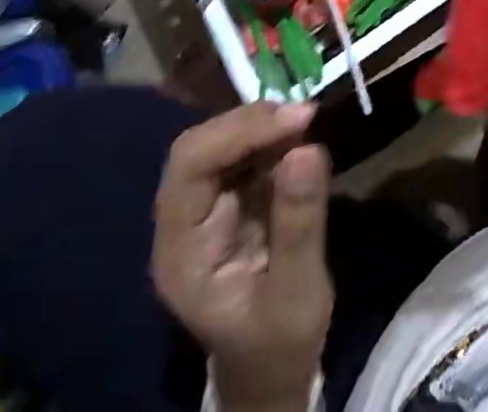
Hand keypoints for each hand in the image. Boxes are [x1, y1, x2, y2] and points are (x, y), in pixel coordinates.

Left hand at [152, 102, 332, 411]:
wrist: (270, 371)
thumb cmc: (279, 344)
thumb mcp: (298, 293)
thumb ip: (300, 222)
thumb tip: (307, 148)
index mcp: (180, 252)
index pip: (191, 168)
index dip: (239, 133)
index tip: (298, 119)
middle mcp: (182, 223)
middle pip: (199, 149)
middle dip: (251, 123)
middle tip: (306, 115)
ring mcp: (204, 211)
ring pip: (221, 145)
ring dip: (264, 127)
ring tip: (307, 122)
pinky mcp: (229, 204)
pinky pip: (244, 158)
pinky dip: (273, 140)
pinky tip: (299, 138)